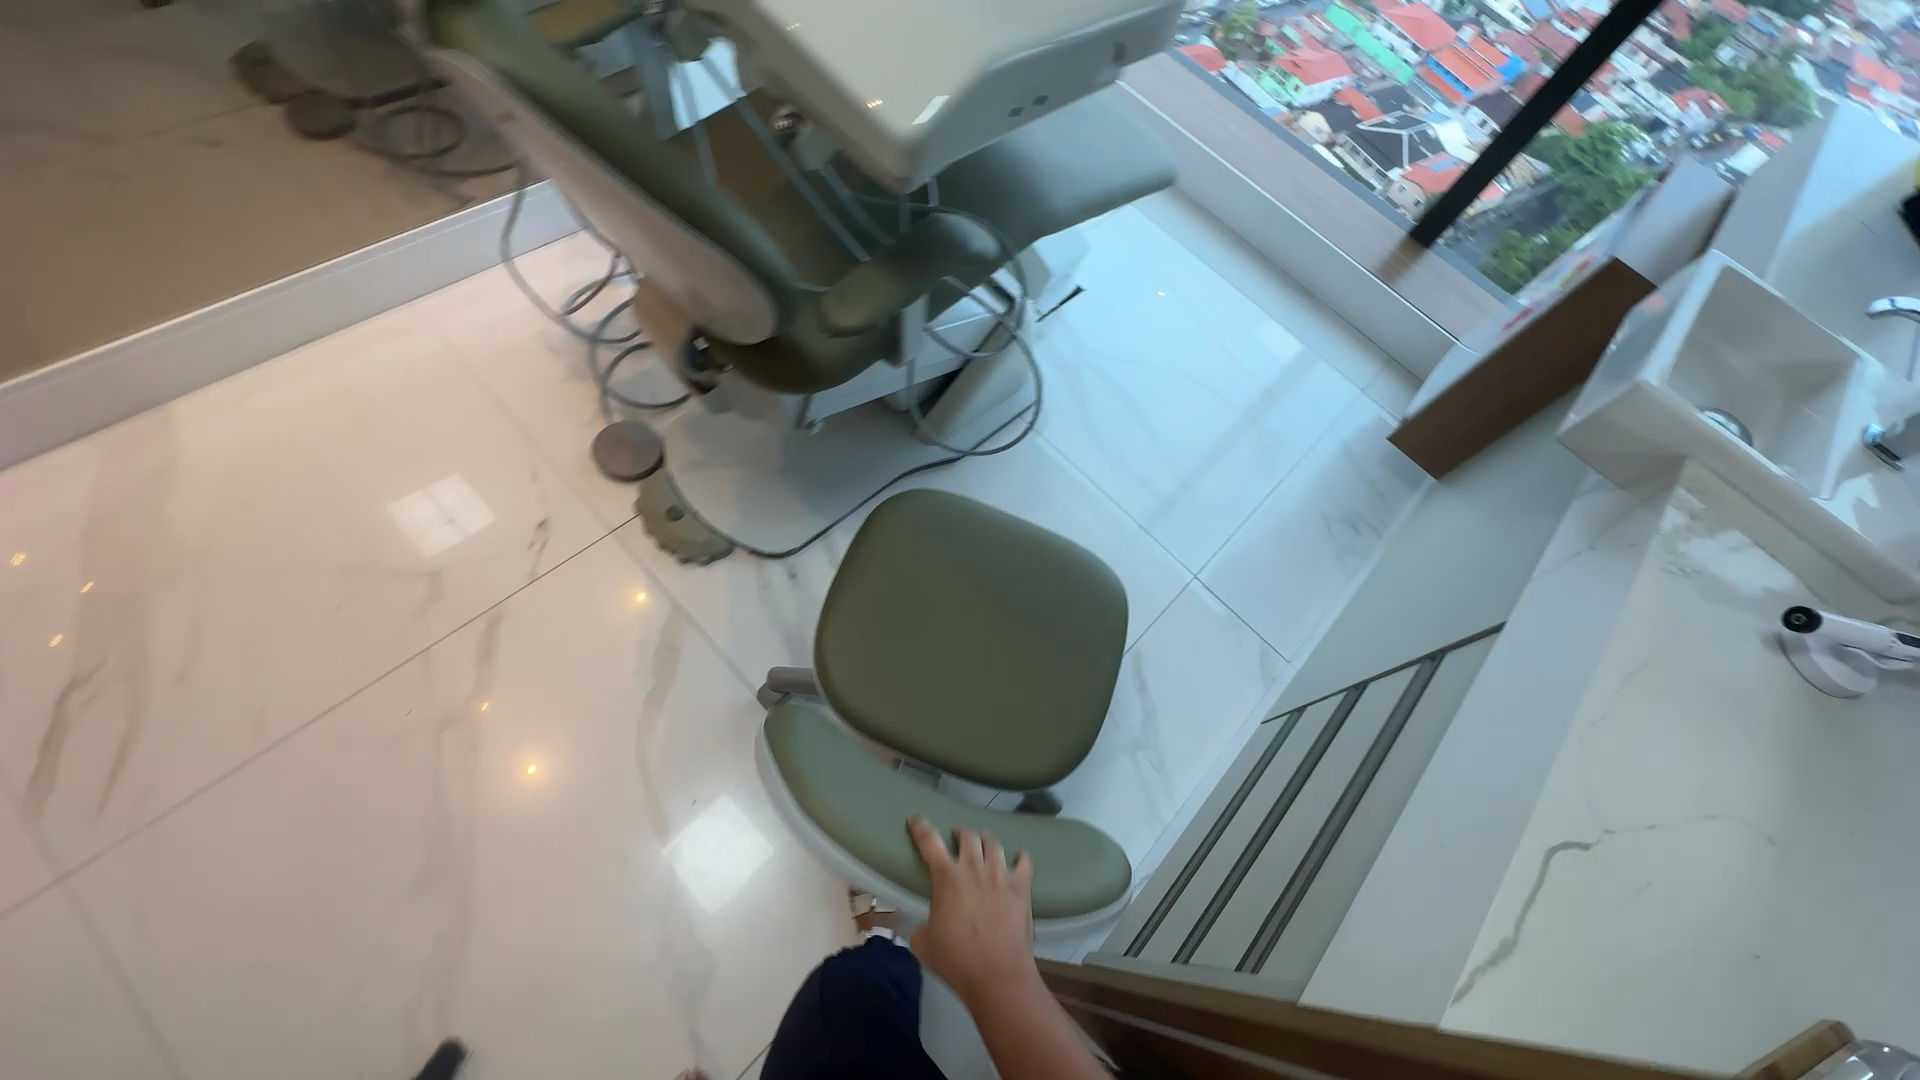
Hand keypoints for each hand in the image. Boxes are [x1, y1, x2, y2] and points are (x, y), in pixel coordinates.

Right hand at [906, 816, 1039, 1005]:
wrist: (998, 975)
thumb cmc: (956, 960)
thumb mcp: (924, 945)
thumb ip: (918, 928)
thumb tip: (919, 926)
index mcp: (946, 877)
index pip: (929, 842)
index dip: (920, 827)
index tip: (915, 819)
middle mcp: (974, 868)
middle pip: (967, 836)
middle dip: (960, 833)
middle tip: (957, 836)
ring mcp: (1000, 875)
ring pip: (994, 844)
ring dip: (986, 841)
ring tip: (984, 843)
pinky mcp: (1022, 887)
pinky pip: (1024, 862)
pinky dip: (1021, 858)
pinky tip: (1019, 859)